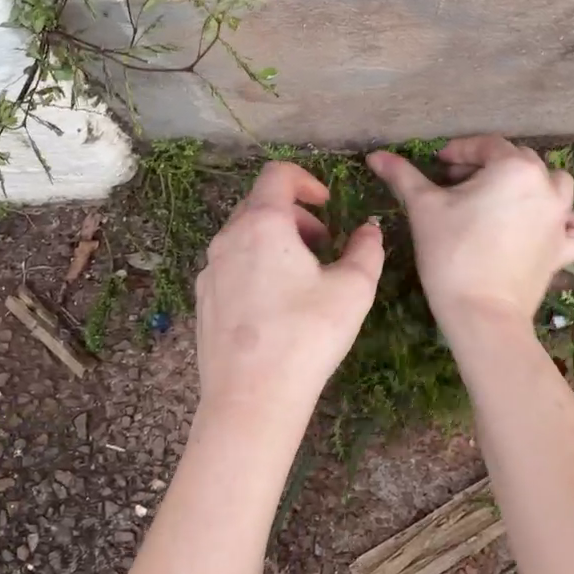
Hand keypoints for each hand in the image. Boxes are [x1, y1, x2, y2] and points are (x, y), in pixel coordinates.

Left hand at [193, 162, 385, 419]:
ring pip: (243, 236)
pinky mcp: (203, 298)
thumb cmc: (307, 336)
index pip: (277, 175)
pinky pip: (230, 265)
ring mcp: (209, 269)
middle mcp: (228, 238)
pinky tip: (275, 305)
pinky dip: (254, 265)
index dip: (306, 180)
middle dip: (294, 215)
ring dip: (275, 241)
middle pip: (259, 204)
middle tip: (322, 245)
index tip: (327, 204)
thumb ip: (366, 249)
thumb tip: (369, 229)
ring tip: (302, 277)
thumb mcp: (353, 290)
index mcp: (262, 224)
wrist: (252, 398)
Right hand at [367, 136, 573, 329]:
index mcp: (514, 168)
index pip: (485, 146)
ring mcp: (560, 218)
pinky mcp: (564, 249)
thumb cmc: (451, 253)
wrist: (481, 312)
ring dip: (530, 184)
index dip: (458, 152)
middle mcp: (545, 186)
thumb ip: (403, 175)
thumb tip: (375, 156)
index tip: (437, 165)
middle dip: (486, 166)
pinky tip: (549, 225)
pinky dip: (568, 222)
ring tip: (500, 199)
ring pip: (554, 185)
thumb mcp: (423, 208)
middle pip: (517, 161)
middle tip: (455, 184)